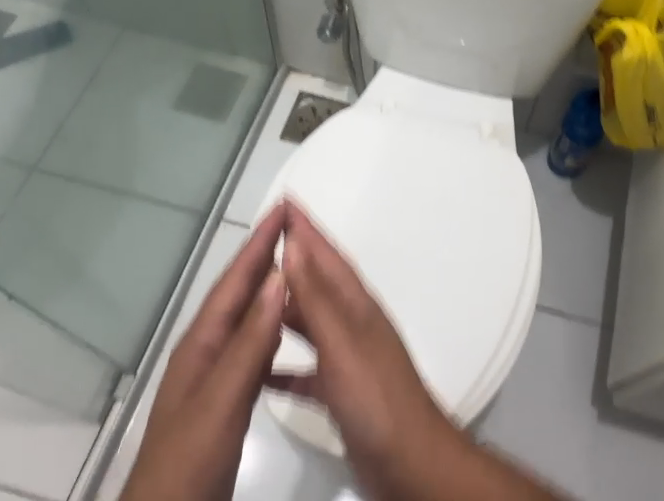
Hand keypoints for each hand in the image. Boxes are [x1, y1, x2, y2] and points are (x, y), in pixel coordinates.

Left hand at [125, 205, 287, 500]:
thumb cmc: (188, 460)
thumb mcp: (220, 401)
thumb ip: (249, 344)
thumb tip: (277, 279)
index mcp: (201, 346)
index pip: (234, 284)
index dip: (258, 244)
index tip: (284, 208)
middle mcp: (206, 353)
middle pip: (238, 294)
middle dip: (263, 255)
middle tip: (292, 222)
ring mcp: (214, 379)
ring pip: (247, 319)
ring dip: (269, 287)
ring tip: (296, 264)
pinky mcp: (226, 402)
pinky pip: (254, 350)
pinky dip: (273, 327)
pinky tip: (288, 331)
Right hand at [268, 204, 459, 495]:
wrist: (408, 460)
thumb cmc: (376, 397)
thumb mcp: (343, 343)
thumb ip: (318, 298)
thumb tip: (296, 247)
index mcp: (357, 307)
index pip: (328, 257)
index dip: (308, 230)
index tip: (286, 202)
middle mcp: (353, 326)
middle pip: (319, 285)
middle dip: (295, 261)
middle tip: (263, 242)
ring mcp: (348, 360)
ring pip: (312, 324)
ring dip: (286, 308)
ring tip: (255, 297)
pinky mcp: (341, 393)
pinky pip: (306, 371)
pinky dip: (284, 366)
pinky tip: (261, 371)